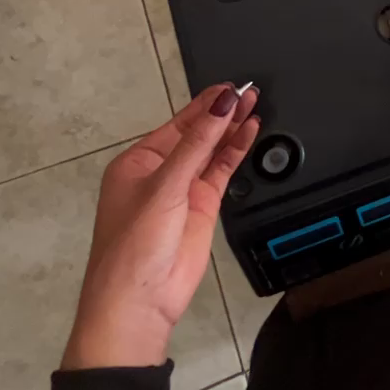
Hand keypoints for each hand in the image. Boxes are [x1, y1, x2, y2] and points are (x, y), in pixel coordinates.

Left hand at [61, 84, 260, 369]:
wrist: (140, 303)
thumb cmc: (133, 247)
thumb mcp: (165, 186)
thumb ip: (199, 142)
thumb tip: (222, 104)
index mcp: (138, 162)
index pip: (179, 123)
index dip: (206, 104)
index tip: (232, 86)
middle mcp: (161, 172)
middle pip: (199, 132)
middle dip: (223, 112)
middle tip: (250, 90)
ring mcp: (184, 188)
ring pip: (213, 148)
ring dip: (233, 127)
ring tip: (256, 102)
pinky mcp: (204, 204)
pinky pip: (223, 169)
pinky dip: (238, 150)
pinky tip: (251, 131)